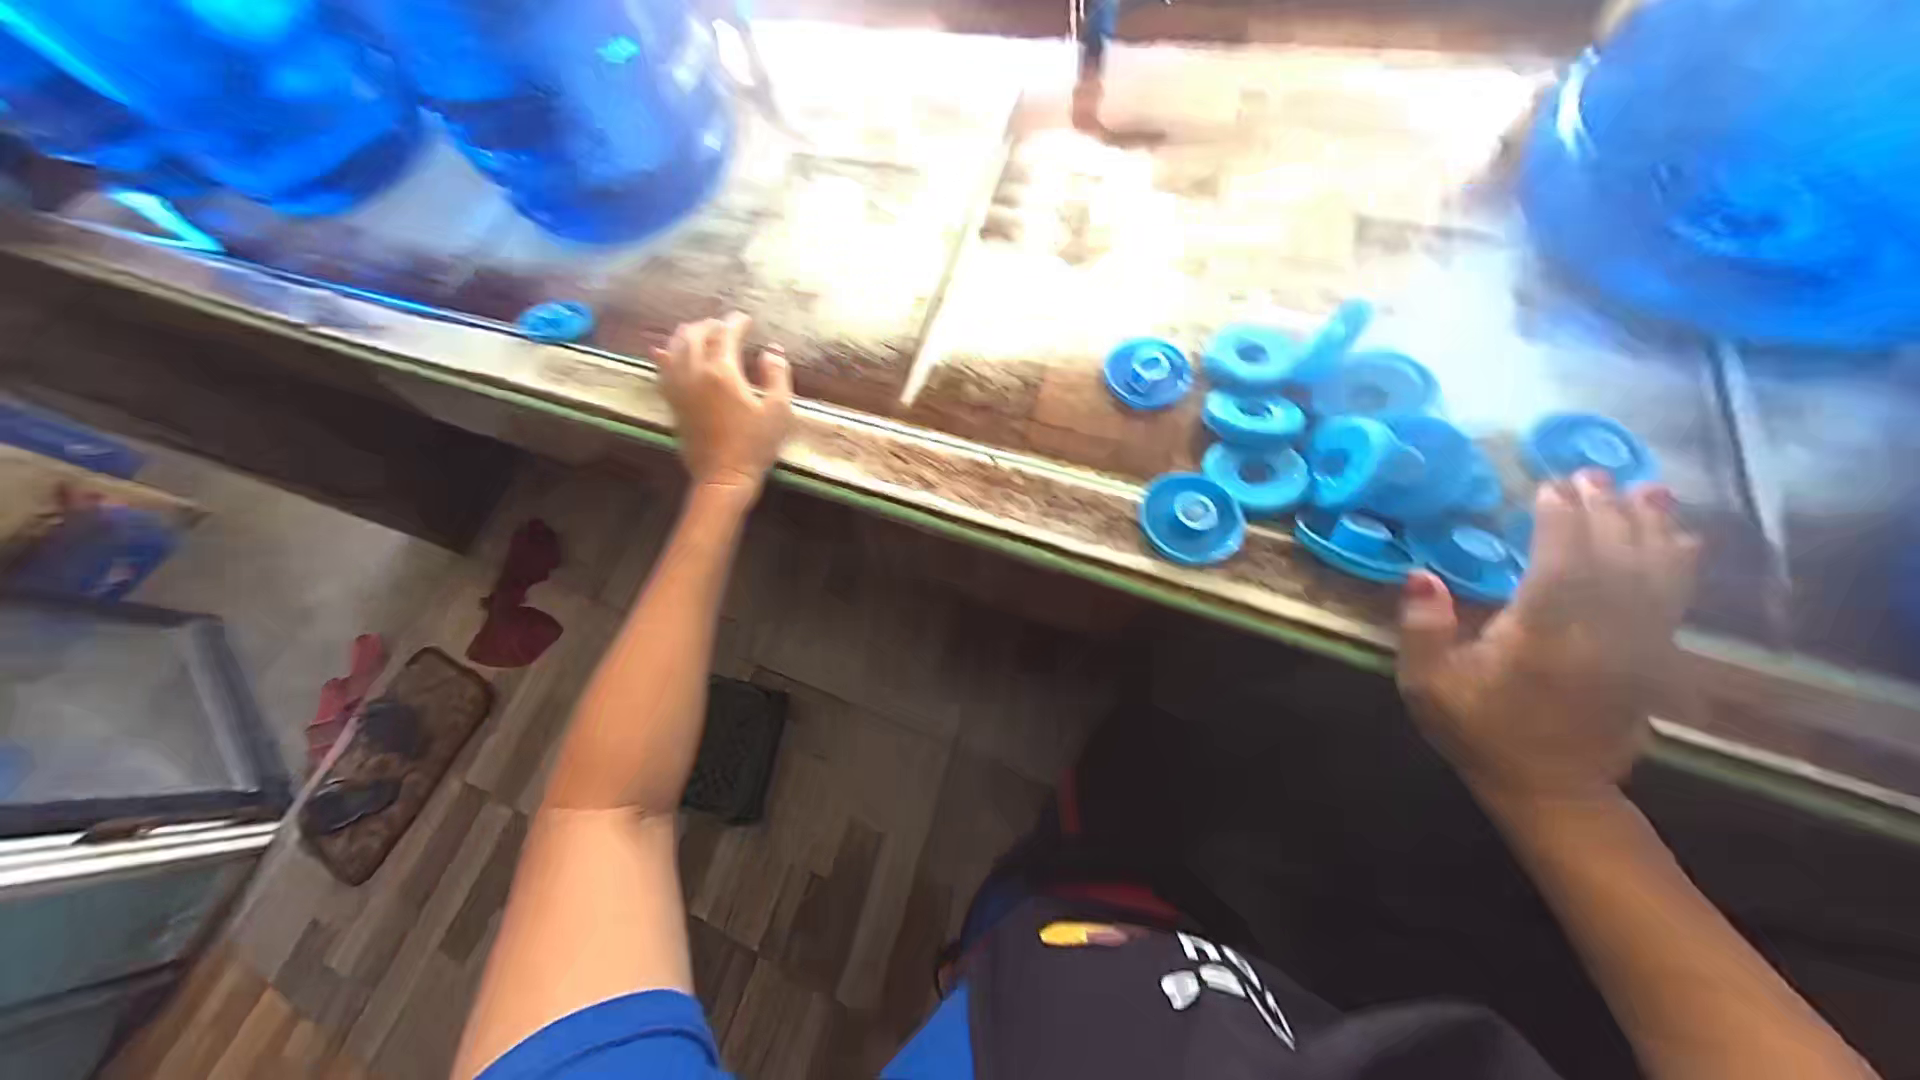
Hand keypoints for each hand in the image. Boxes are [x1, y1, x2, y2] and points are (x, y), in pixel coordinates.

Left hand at [655, 313, 792, 500]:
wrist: (723, 477)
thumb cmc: (755, 445)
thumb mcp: (779, 410)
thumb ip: (777, 375)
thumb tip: (771, 352)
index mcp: (722, 372)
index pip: (726, 335)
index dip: (736, 323)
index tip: (746, 319)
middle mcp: (695, 373)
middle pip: (695, 335)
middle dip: (710, 325)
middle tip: (724, 326)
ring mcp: (679, 388)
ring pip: (674, 348)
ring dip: (687, 335)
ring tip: (698, 333)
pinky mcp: (672, 403)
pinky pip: (662, 370)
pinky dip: (664, 356)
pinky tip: (663, 352)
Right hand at [1396, 471, 1699, 803]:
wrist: (1549, 785)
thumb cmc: (1478, 729)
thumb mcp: (1427, 685)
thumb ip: (1422, 630)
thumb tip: (1420, 575)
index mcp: (1541, 640)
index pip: (1562, 568)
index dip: (1560, 524)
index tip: (1549, 488)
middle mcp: (1598, 638)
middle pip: (1615, 562)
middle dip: (1605, 513)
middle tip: (1590, 474)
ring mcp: (1634, 649)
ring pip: (1654, 576)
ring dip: (1650, 529)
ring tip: (1645, 489)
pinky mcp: (1651, 660)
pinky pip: (1672, 602)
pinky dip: (1678, 564)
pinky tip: (1678, 538)